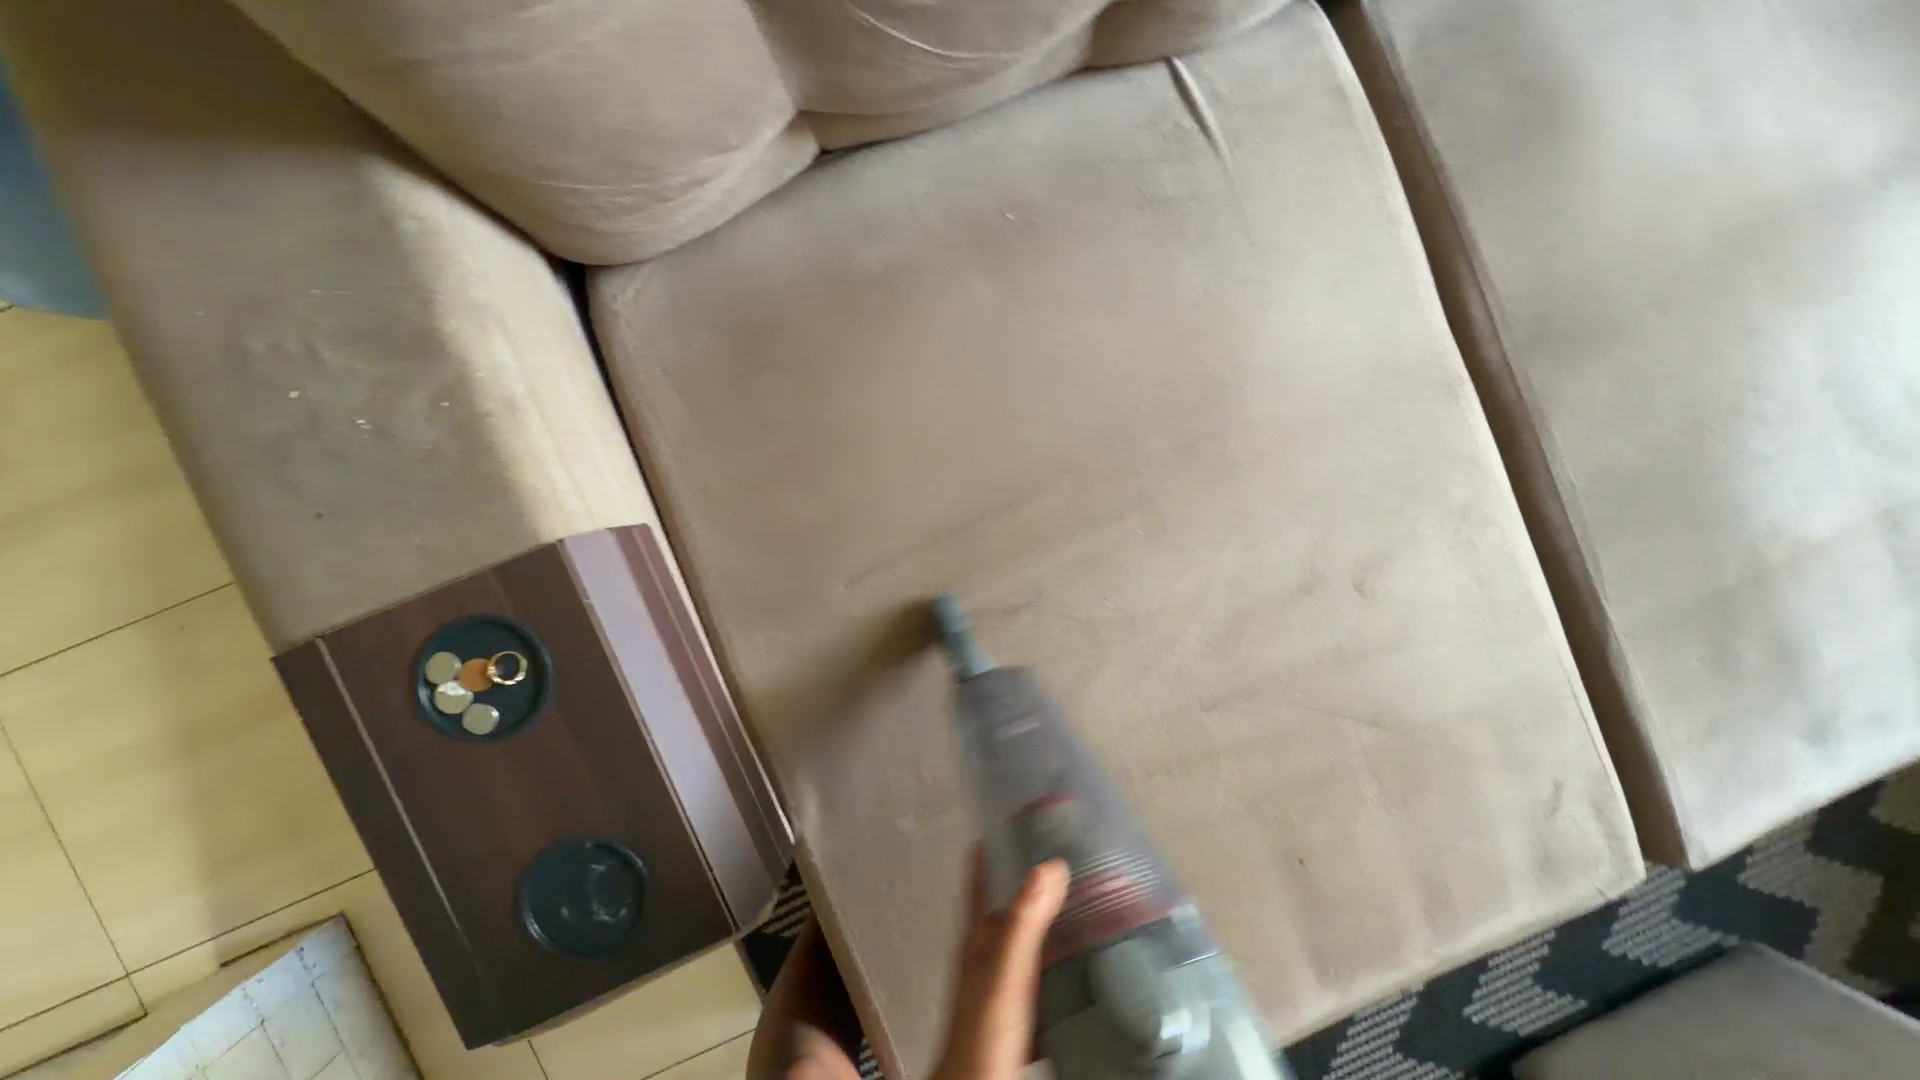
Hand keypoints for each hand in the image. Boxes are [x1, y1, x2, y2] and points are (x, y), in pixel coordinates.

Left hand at [932, 855, 1071, 1079]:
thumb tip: (1048, 866)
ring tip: (1085, 891)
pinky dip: (1065, 950)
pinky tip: (1087, 954)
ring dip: (1052, 911)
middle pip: (1010, 898)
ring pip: (1030, 930)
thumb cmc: (983, 1035)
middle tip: (1068, 847)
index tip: (1023, 816)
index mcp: (979, 935)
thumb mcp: (1006, 971)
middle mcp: (990, 950)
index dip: (998, 842)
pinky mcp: (1025, 1004)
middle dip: (1035, 873)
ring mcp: (1007, 978)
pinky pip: (1047, 964)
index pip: (983, 873)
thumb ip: (1024, 922)